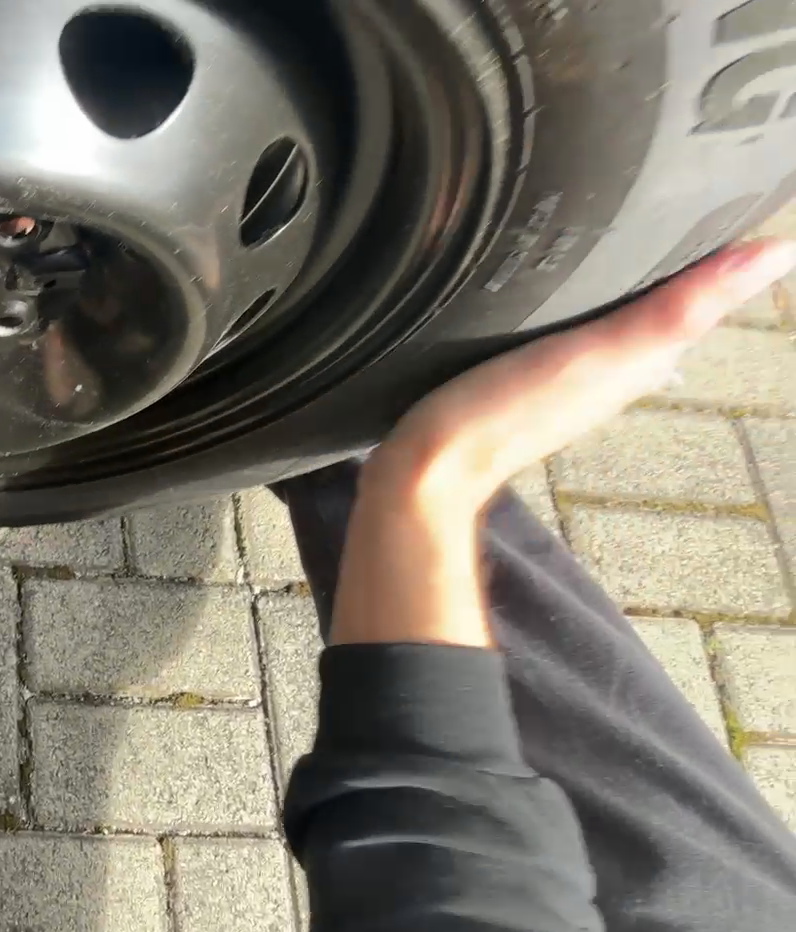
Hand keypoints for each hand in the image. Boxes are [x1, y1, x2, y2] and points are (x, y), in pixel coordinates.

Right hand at [333, 238, 794, 647]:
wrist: (420, 468)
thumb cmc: (497, 415)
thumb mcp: (589, 355)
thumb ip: (672, 311)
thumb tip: (776, 253)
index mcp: (637, 364)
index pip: (694, 301)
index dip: (708, 258)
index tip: (709, 214)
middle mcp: (605, 378)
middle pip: (651, 317)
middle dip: (663, 276)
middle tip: (661, 222)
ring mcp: (554, 389)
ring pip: (603, 332)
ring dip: (611, 299)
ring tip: (605, 257)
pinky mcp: (506, 393)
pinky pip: (553, 348)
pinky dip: (561, 325)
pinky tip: (539, 316)